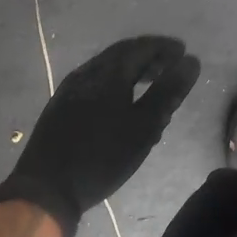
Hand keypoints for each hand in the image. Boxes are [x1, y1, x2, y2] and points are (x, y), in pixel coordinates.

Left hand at [0, 36, 199, 236]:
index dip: (165, 48)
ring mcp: (70, 88)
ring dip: (132, 71)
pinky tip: (121, 103)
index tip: (183, 53)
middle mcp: (87, 71)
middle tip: (170, 67)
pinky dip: (115, 83)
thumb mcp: (144, 126)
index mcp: (109, 71)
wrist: (45, 190)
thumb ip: (168, 92)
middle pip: (123, 54)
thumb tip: (191, 61)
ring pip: (108, 69)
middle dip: (149, 57)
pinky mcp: (60, 106)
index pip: (142, 46)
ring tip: (150, 86)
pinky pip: (95, 83)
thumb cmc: (101, 156)